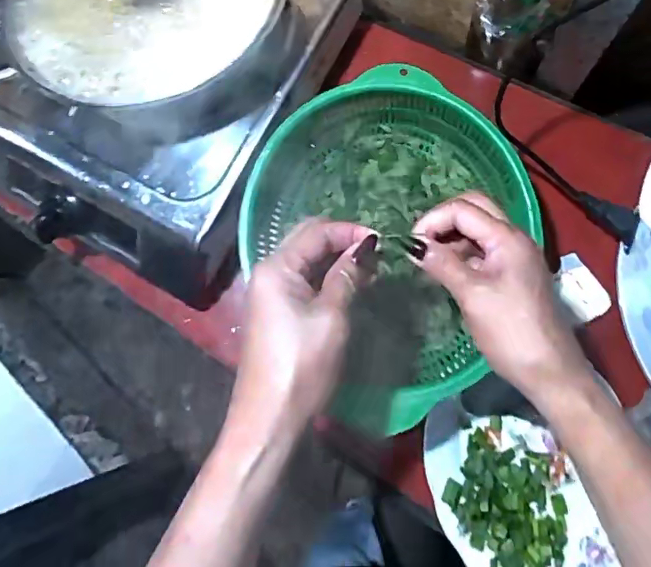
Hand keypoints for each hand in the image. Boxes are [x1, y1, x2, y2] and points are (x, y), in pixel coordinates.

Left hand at [232, 218, 376, 435]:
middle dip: (340, 239)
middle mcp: (268, 271)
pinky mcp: (276, 310)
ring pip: (305, 260)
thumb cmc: (302, 366)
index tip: (382, 239)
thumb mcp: (331, 318)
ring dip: (335, 258)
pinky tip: (347, 284)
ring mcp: (270, 291)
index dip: (348, 230)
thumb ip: (347, 277)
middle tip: (376, 250)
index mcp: (276, 266)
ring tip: (369, 265)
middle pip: (306, 240)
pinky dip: (325, 276)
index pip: (315, 231)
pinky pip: (302, 279)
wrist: (269, 420)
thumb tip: (366, 247)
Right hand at [411, 192, 597, 404]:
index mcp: (507, 238)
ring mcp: (517, 255)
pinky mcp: (515, 273)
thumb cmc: (511, 332)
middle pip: (474, 208)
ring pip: (479, 227)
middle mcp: (514, 238)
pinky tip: (447, 269)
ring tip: (429, 257)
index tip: (412, 244)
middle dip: (444, 219)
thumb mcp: (472, 296)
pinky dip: (463, 251)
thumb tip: (414, 245)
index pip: (462, 209)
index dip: (433, 220)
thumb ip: (442, 264)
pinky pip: (484, 248)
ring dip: (452, 235)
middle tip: (421, 241)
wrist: (553, 375)